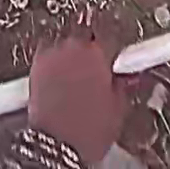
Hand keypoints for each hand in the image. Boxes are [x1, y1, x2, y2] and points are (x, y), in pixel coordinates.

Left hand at [27, 34, 126, 163]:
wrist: (56, 141)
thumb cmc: (88, 130)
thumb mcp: (117, 109)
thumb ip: (124, 84)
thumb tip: (130, 75)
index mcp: (99, 54)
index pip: (111, 34)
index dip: (115, 41)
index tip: (117, 48)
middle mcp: (75, 45)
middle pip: (87, 29)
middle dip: (93, 40)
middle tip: (97, 57)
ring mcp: (55, 49)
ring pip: (68, 37)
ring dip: (74, 45)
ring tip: (78, 65)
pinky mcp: (39, 56)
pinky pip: (50, 45)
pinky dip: (56, 52)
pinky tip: (61, 67)